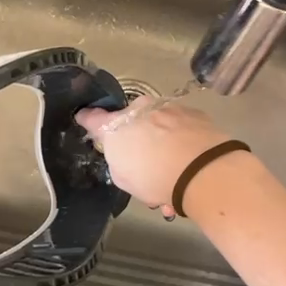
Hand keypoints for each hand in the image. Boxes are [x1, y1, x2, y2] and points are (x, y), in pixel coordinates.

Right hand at [75, 99, 233, 215]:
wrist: (201, 170)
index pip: (92, 118)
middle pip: (131, 122)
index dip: (87, 120)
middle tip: (145, 164)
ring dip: (162, 145)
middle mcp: (140, 110)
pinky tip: (189, 165)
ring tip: (173, 175)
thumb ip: (119, 160)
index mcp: (115, 126)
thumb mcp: (123, 177)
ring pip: (159, 127)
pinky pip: (181, 129)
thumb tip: (126, 154)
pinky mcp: (195, 114)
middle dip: (136, 138)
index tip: (83, 118)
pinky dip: (182, 143)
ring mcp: (169, 108)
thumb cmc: (153, 177)